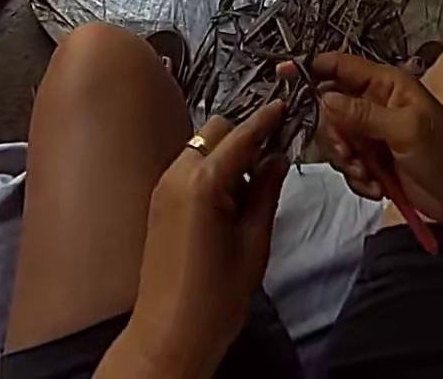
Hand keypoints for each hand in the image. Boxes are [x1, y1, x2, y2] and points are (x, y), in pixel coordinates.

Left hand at [112, 103, 289, 378]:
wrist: (167, 337)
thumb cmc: (215, 298)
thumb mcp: (255, 243)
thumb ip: (267, 191)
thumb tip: (278, 158)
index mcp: (204, 182)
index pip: (242, 136)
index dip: (265, 119)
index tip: (283, 105)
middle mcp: (178, 174)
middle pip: (216, 130)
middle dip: (244, 135)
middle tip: (271, 157)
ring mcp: (164, 184)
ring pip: (202, 144)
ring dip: (227, 151)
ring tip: (251, 184)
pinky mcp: (159, 198)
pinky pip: (189, 164)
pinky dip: (211, 166)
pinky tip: (229, 196)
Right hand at [307, 53, 442, 225]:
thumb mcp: (406, 130)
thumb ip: (363, 114)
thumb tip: (324, 98)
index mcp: (385, 84)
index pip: (340, 66)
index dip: (311, 67)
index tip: (284, 75)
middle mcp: (374, 103)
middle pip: (330, 106)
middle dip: (334, 133)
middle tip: (350, 154)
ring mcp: (372, 132)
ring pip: (335, 137)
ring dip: (346, 159)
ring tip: (369, 174)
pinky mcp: (373, 160)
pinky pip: (347, 163)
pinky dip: (356, 177)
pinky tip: (377, 187)